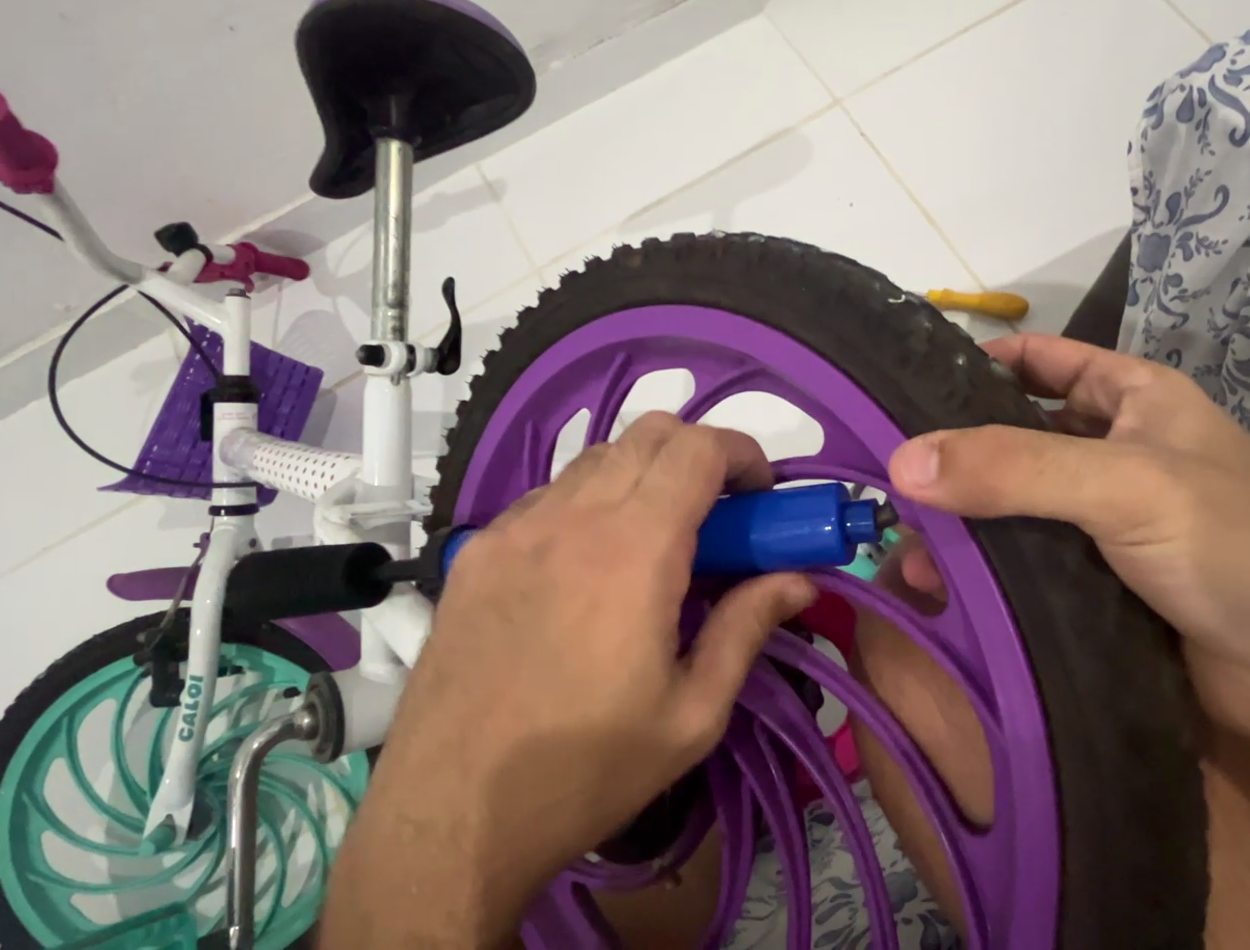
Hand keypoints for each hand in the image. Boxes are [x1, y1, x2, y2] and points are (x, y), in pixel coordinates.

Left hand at [328, 413, 814, 939]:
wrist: (450, 814)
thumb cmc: (586, 771)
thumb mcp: (693, 715)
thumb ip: (747, 629)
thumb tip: (799, 580)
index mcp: (635, 550)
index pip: (697, 449)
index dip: (742, 454)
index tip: (760, 497)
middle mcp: (572, 517)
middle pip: (649, 433)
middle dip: (698, 455)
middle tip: (718, 516)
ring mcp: (515, 528)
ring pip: (597, 459)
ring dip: (643, 475)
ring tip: (655, 544)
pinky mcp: (476, 550)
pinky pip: (549, 496)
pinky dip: (589, 503)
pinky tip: (588, 567)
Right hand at [885, 334, 1249, 737]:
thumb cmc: (1242, 553)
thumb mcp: (1128, 487)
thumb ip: (1014, 468)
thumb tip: (899, 461)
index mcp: (1135, 401)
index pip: (1041, 361)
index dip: (976, 363)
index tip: (897, 385)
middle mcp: (1115, 455)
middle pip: (1014, 439)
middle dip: (953, 459)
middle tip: (879, 486)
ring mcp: (1104, 528)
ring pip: (1012, 511)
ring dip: (960, 529)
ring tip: (903, 560)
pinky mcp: (1096, 592)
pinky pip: (1024, 570)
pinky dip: (982, 578)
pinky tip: (936, 595)